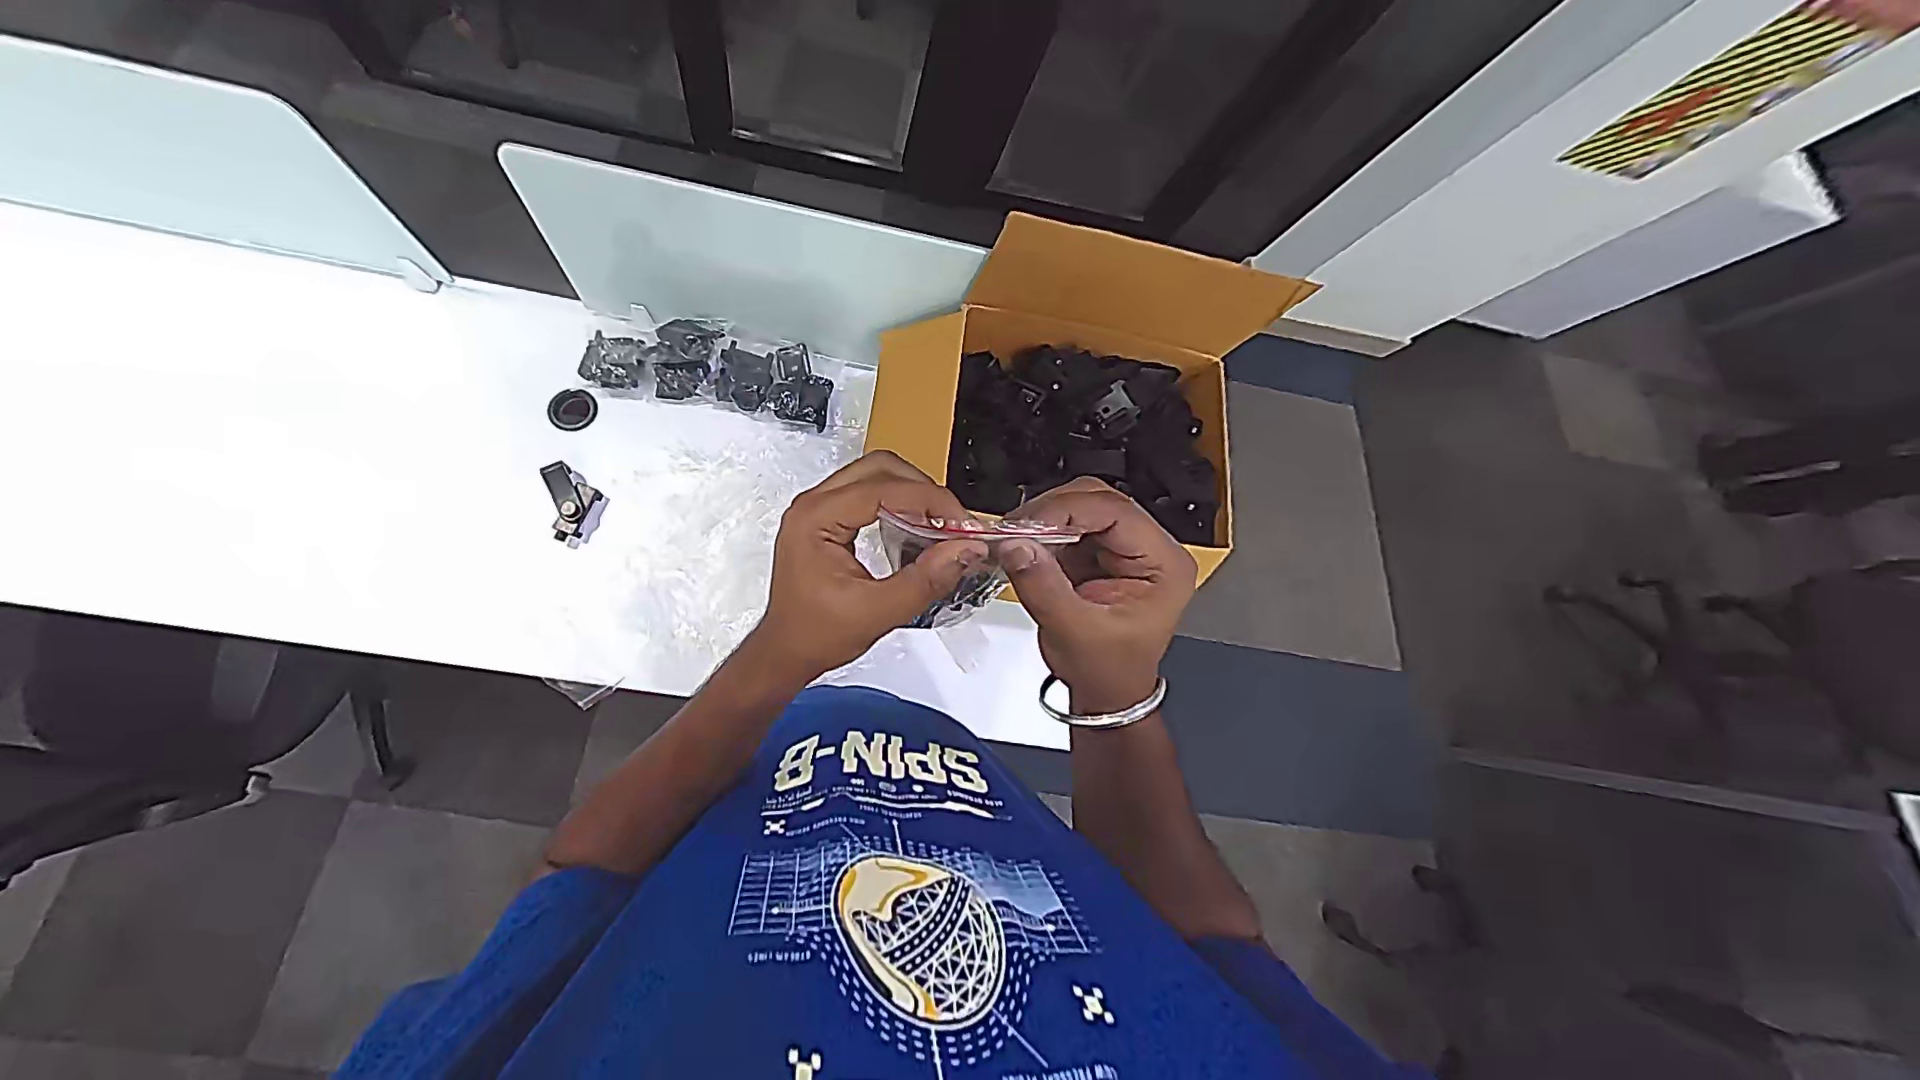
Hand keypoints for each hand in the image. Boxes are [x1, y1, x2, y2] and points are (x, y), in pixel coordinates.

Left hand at [749, 451, 987, 682]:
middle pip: (881, 468)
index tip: (959, 522)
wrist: (789, 650)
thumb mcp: (877, 612)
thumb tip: (963, 550)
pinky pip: (871, 493)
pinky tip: (918, 529)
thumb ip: (924, 580)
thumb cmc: (814, 634)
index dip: (929, 500)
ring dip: (914, 494)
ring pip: (878, 475)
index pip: (883, 488)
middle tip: (952, 521)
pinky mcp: (831, 518)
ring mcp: (821, 509)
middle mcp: (814, 505)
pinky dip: (901, 504)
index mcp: (815, 519)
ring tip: (940, 526)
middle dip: (923, 490)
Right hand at [1000, 478, 1197, 713]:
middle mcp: (1148, 549)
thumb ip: (1044, 587)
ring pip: (1079, 508)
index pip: (1116, 513)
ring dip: (1043, 523)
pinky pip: (1066, 527)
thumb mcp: (1074, 632)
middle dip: (1052, 513)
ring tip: (1016, 543)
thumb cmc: (1107, 671)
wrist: (1105, 692)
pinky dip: (1041, 535)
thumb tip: (1016, 546)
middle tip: (1016, 532)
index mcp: (1163, 565)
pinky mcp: (1098, 553)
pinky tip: (1025, 550)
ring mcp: (1122, 549)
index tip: (1028, 525)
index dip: (1067, 510)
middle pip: (1097, 501)